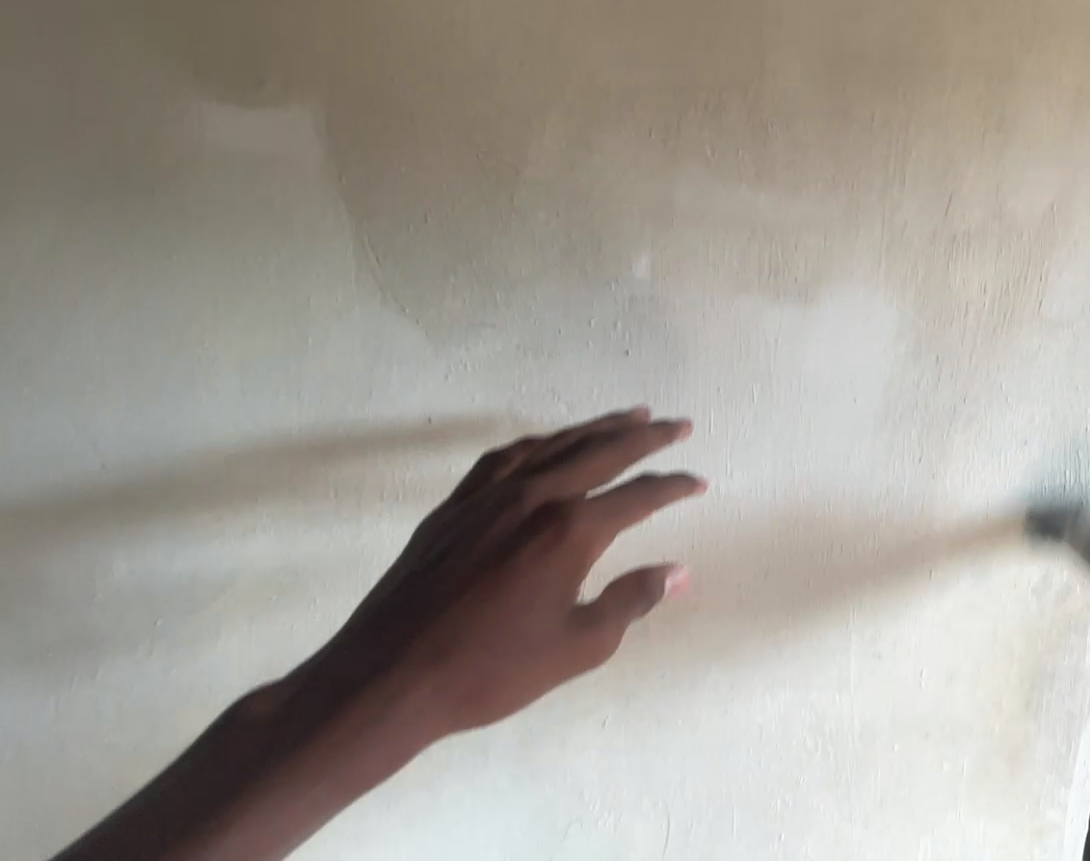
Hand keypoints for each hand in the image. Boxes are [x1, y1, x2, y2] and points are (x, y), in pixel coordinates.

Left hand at [50, 408, 705, 860]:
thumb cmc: (490, 669)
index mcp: (571, 530)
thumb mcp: (579, 646)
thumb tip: (679, 572)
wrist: (384, 681)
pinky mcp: (456, 505)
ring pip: (557, 444)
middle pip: (604, 451)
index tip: (699, 482)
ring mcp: (491, 495)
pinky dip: (541, 442)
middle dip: (648, 436)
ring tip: (630, 414)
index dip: (675, 487)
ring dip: (598, 426)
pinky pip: (507, 457)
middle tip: (679, 424)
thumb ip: (633, 600)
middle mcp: (536, 497)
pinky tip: (550, 443)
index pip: (639, 496)